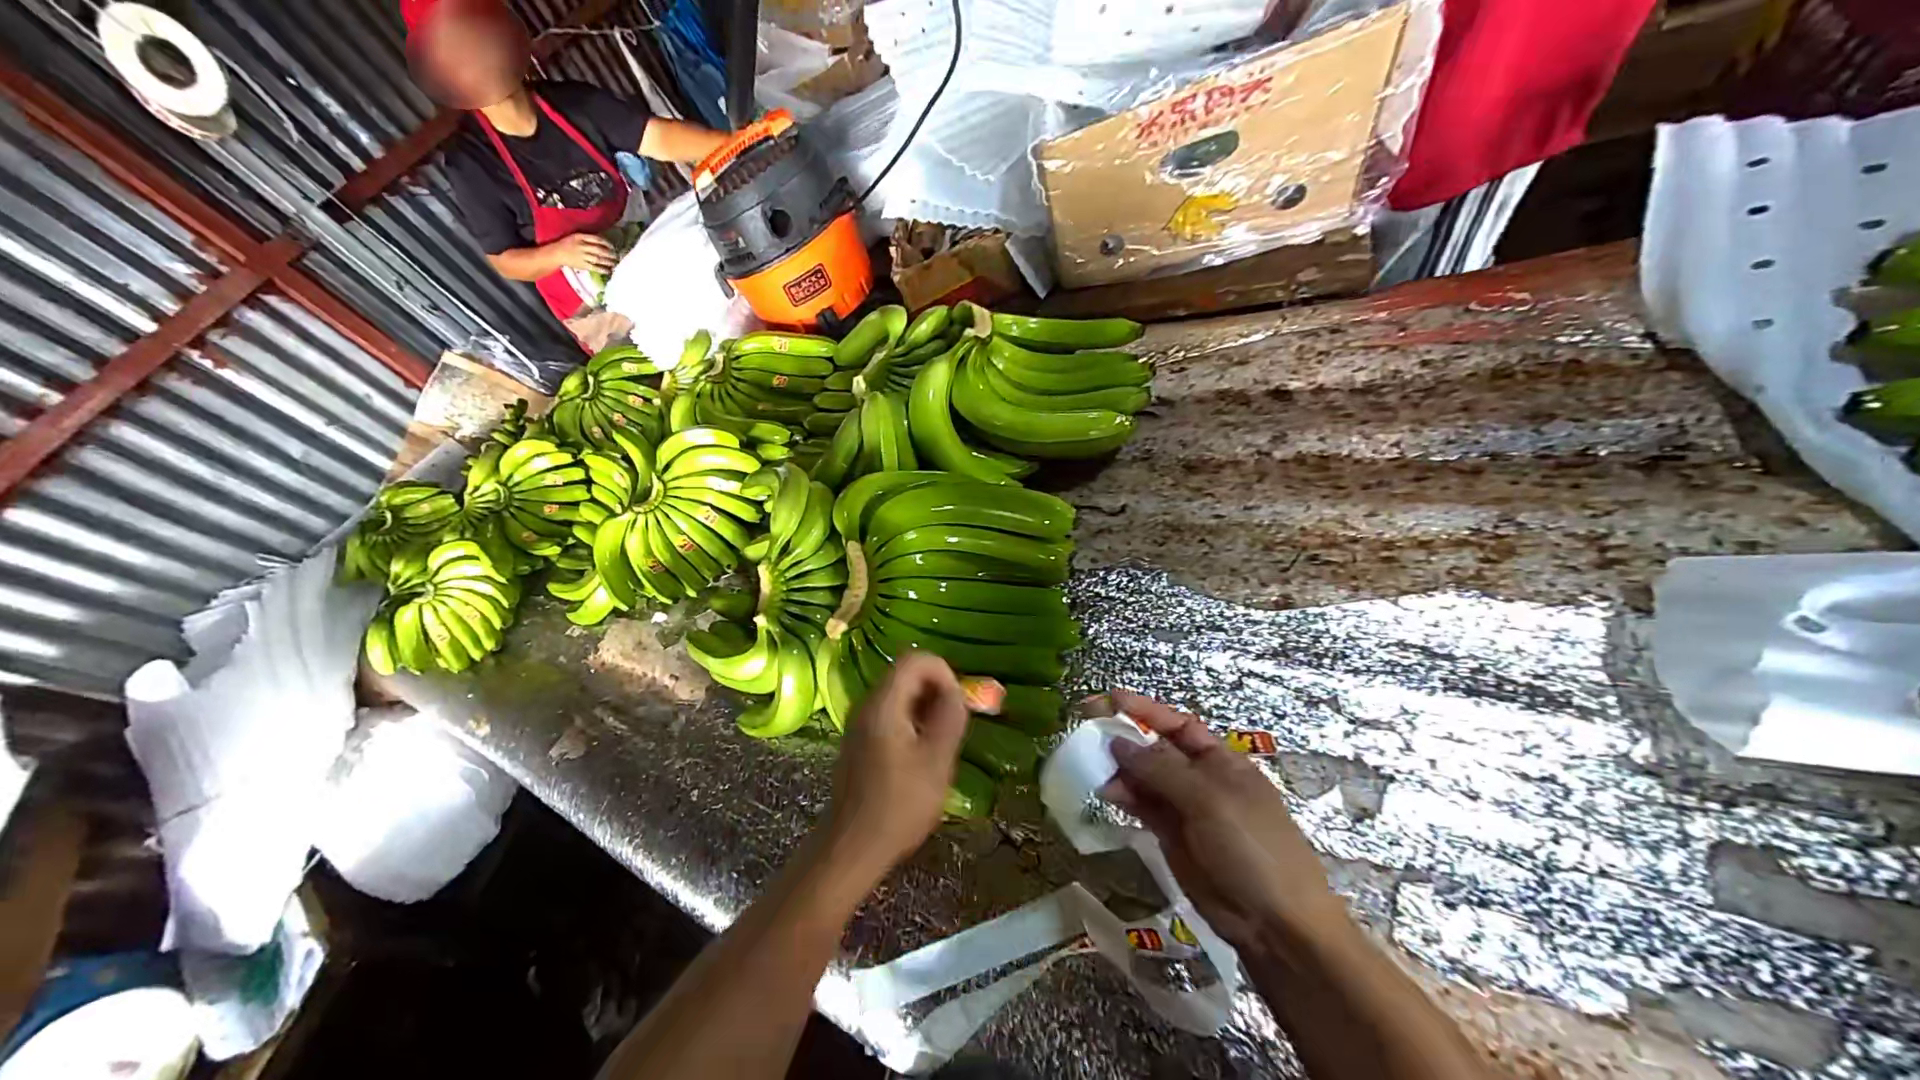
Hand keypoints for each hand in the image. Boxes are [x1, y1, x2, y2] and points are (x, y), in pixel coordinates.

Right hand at [548, 232, 616, 273]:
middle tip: (617, 256)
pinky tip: (609, 270)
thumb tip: (603, 241)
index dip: (606, 243)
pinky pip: (595, 267)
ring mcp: (582, 256)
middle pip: (599, 249)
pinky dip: (603, 269)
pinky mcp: (582, 265)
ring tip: (615, 263)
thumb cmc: (567, 244)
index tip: (613, 246)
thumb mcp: (576, 237)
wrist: (556, 253)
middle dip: (610, 253)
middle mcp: (581, 246)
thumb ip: (588, 238)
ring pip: (598, 259)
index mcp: (580, 237)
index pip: (596, 239)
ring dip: (608, 262)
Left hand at [822, 652, 968, 884]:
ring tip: (943, 743)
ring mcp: (860, 723)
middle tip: (956, 724)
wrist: (852, 847)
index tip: (959, 704)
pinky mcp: (860, 742)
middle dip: (937, 690)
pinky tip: (923, 756)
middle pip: (906, 674)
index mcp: (884, 704)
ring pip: (900, 695)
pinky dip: (913, 723)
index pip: (916, 659)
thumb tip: (956, 692)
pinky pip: (891, 715)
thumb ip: (950, 718)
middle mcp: (867, 705)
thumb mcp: (936, 761)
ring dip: (927, 709)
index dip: (944, 672)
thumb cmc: (898, 805)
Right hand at [1094, 692, 1348, 950]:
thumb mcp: (1209, 800)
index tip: (1111, 698)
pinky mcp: (1172, 838)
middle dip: (1126, 739)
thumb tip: (1118, 742)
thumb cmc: (1253, 848)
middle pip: (1157, 750)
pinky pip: (1143, 807)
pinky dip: (1124, 797)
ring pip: (1145, 779)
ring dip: (1120, 770)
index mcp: (1222, 761)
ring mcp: (1186, 810)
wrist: (1275, 924)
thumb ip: (1161, 770)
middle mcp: (1202, 780)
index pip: (1179, 725)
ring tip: (1093, 767)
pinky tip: (1106, 792)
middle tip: (1088, 732)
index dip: (1146, 710)